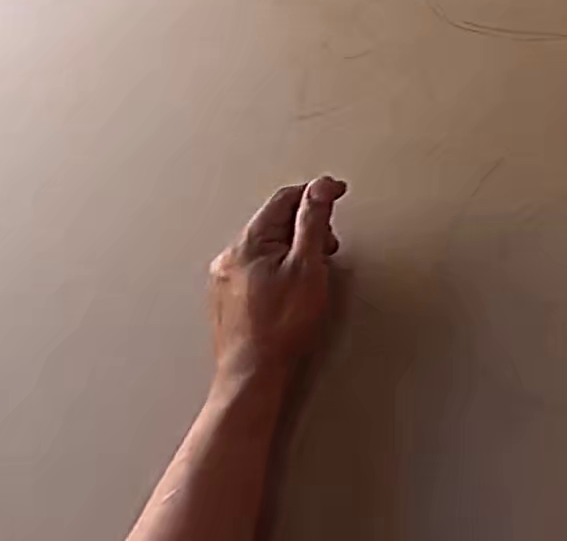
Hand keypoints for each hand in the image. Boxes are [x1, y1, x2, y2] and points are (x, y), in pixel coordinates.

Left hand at [208, 176, 346, 388]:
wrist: (254, 378)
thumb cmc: (281, 327)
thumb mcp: (308, 265)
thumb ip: (314, 220)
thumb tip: (321, 187)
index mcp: (248, 243)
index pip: (285, 199)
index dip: (316, 192)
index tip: (338, 192)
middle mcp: (231, 258)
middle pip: (277, 221)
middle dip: (309, 226)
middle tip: (328, 246)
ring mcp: (228, 280)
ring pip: (270, 245)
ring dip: (297, 247)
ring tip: (314, 272)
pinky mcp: (231, 299)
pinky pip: (262, 265)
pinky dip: (283, 265)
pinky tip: (295, 288)